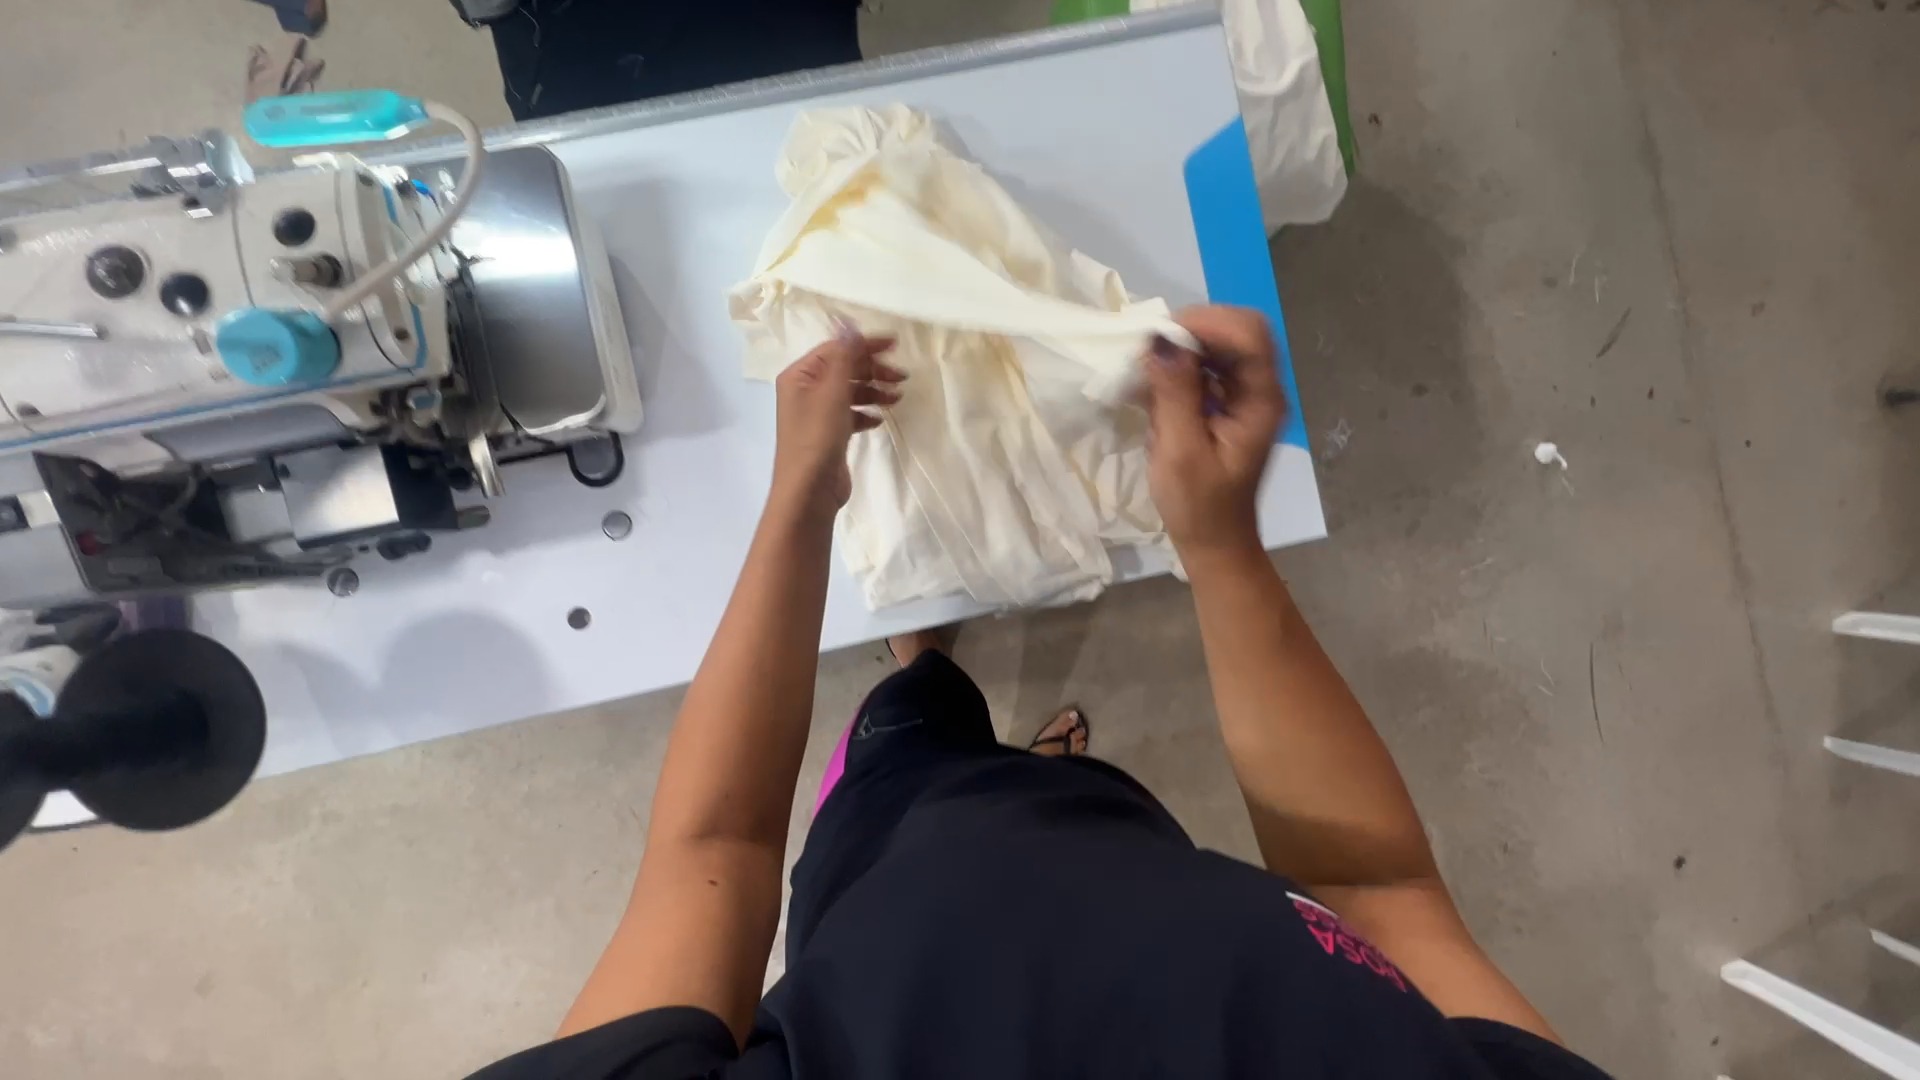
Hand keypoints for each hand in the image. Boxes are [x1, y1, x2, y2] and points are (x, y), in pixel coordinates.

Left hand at [770, 333, 903, 518]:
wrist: (809, 490)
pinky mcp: (829, 434)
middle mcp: (805, 391)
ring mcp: (816, 414)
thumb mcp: (832, 391)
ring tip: (896, 399)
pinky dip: (866, 413)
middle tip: (901, 378)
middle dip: (873, 370)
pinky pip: (850, 414)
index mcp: (800, 375)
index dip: (865, 345)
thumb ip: (844, 356)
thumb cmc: (818, 436)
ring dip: (874, 391)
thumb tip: (848, 323)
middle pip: (844, 369)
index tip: (896, 346)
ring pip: (850, 392)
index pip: (836, 349)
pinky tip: (879, 420)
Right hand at [1143, 306, 1285, 558]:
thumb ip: (1174, 393)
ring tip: (1146, 362)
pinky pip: (1207, 367)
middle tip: (1150, 346)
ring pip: (1221, 345)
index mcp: (1261, 401)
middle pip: (1238, 330)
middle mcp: (1260, 389)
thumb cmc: (1198, 505)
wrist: (1212, 541)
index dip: (1205, 324)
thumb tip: (1161, 340)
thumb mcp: (1180, 451)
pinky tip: (1153, 381)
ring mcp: (1244, 396)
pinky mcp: (1225, 404)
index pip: (1247, 335)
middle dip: (1193, 329)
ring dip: (1183, 345)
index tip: (1158, 337)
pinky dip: (1180, 364)